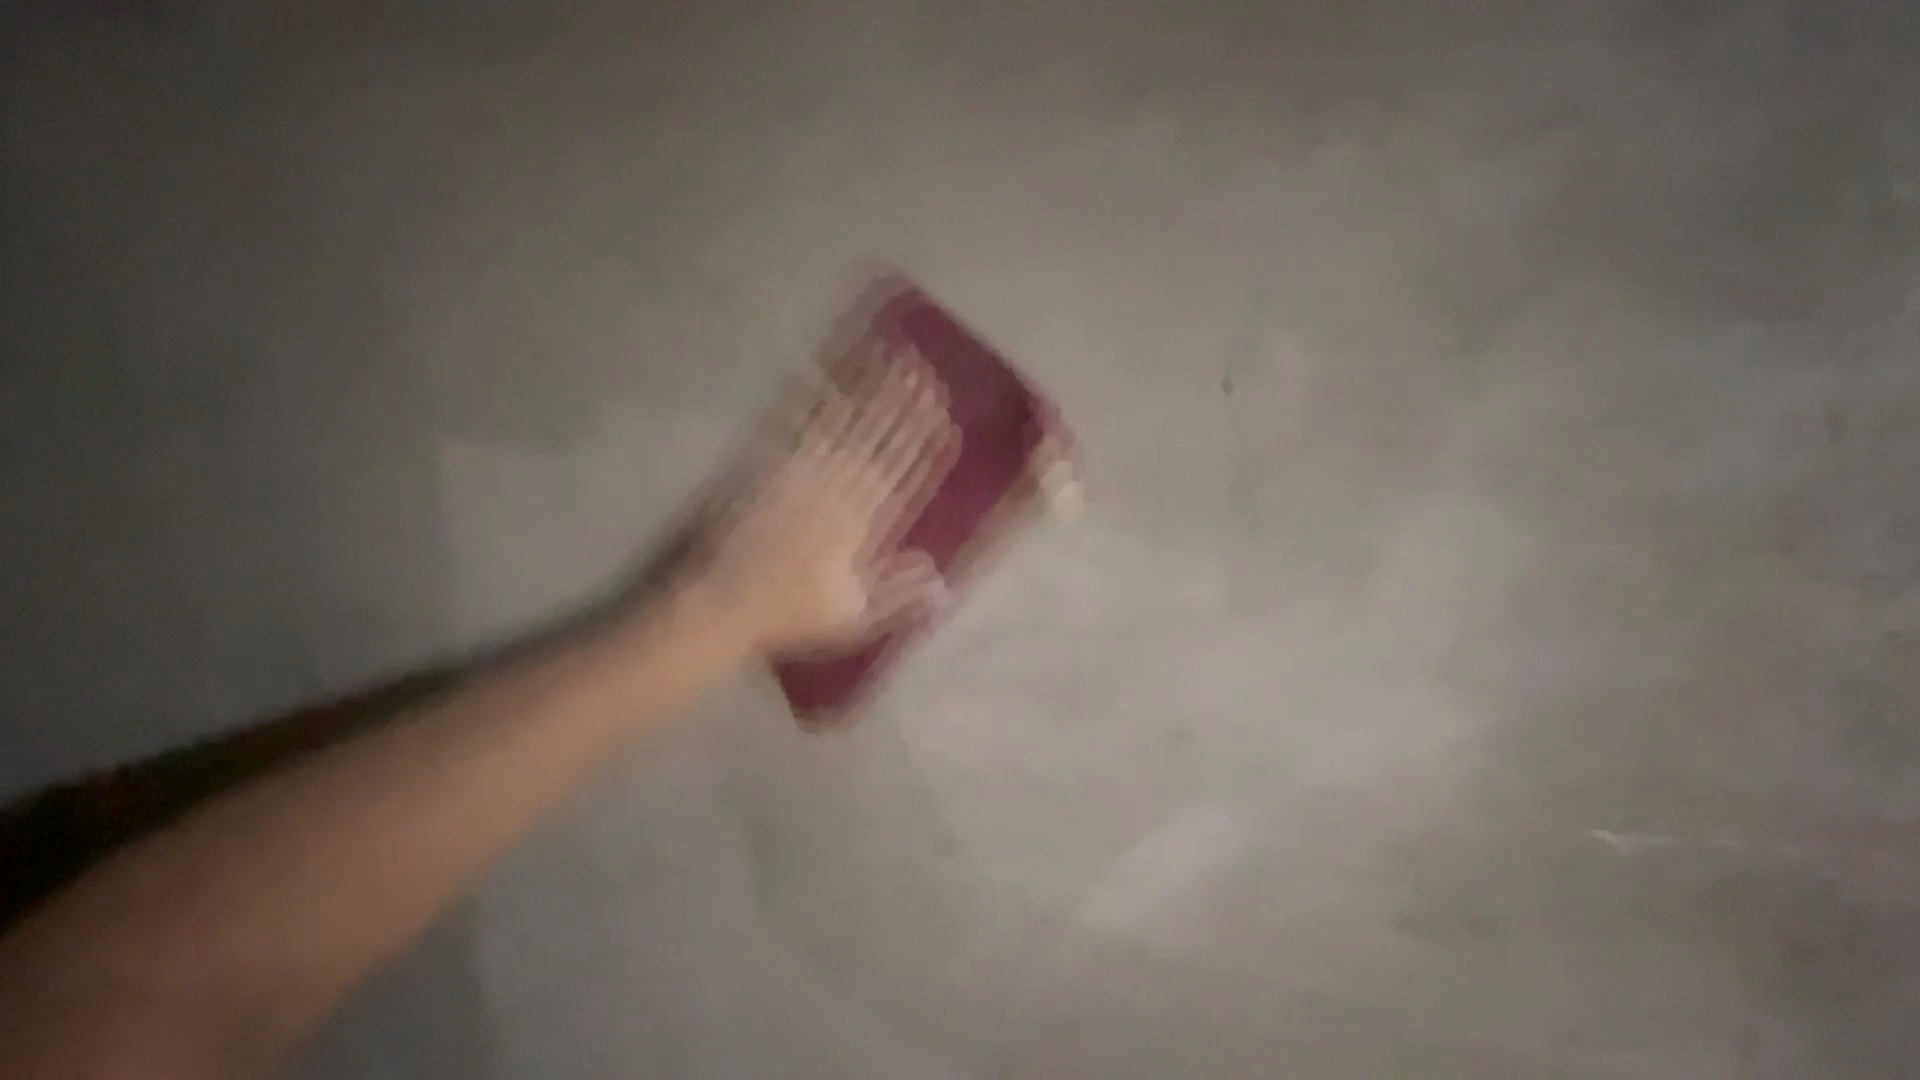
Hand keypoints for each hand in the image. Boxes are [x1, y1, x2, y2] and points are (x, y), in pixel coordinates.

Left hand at [687, 351, 957, 654]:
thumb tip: (944, 579)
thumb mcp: (855, 617)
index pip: (900, 473)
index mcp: (860, 525)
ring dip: (863, 389)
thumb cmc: (791, 614)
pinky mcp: (765, 468)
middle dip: (899, 401)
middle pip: (874, 439)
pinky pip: (790, 427)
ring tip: (883, 357)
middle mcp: (834, 491)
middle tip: (920, 366)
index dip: (922, 440)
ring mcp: (798, 474)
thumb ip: (899, 593)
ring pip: (838, 424)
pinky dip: (806, 398)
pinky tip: (817, 373)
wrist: (723, 604)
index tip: (941, 409)